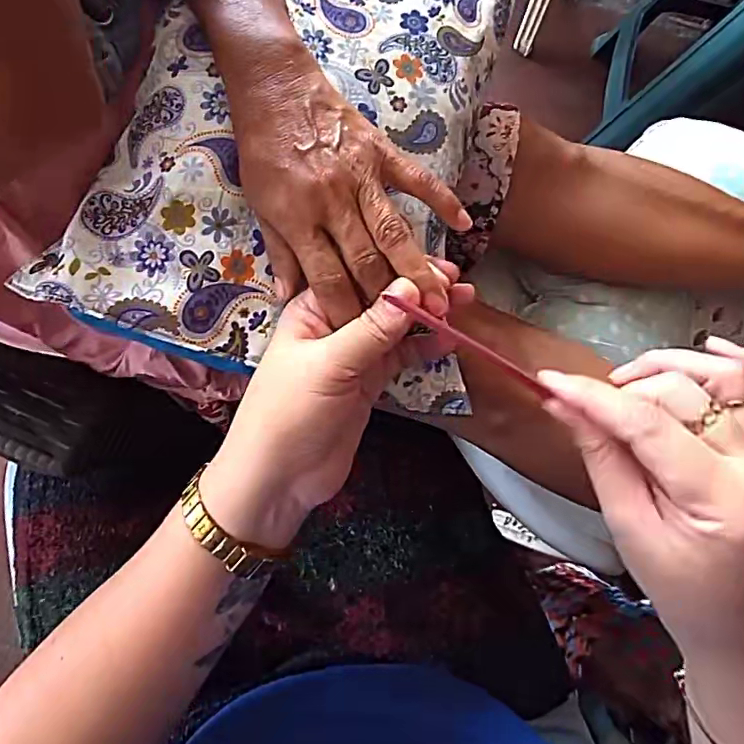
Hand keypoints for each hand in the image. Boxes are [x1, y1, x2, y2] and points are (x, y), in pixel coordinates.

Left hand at [203, 265, 472, 548]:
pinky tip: (450, 337)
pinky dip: (423, 347)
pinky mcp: (366, 381)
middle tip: (457, 281)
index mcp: (311, 309)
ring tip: (465, 300)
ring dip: (427, 314)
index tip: (434, 267)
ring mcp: (351, 354)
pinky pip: (399, 356)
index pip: (356, 275)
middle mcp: (332, 325)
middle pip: (379, 299)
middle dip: (416, 287)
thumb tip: (408, 287)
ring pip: (394, 326)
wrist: (278, 476)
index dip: (394, 268)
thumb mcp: (328, 364)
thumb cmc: (288, 412)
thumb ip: (369, 329)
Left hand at [230, 56, 471, 327]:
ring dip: (420, 266)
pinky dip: (442, 202)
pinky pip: (417, 181)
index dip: (346, 311)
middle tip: (418, 323)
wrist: (275, 92)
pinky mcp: (381, 152)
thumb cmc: (263, 152)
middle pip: (366, 261)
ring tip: (444, 295)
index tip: (363, 335)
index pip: (326, 278)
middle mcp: (332, 203)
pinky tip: (464, 226)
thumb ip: (279, 251)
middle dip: (391, 298)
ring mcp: (360, 176)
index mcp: (297, 219)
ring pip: (394, 230)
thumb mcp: (259, 204)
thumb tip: (287, 295)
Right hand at [534, 347, 743, 652]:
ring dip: (665, 370)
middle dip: (623, 388)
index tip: (550, 382)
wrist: (732, 613)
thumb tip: (560, 401)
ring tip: (627, 385)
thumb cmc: (674, 580)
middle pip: (683, 395)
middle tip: (587, 405)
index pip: (649, 426)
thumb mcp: (624, 520)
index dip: (593, 397)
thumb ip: (599, 452)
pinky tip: (707, 348)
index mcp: (726, 503)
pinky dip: (736, 363)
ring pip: (721, 380)